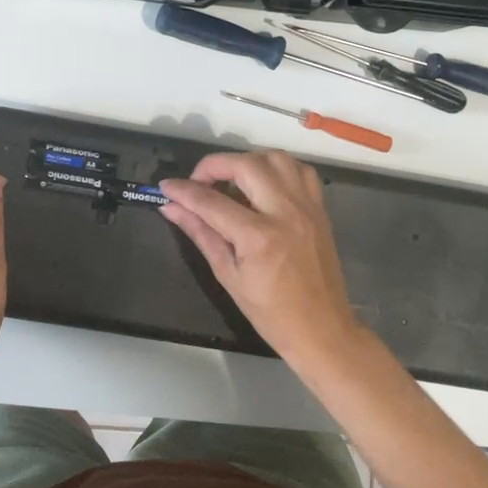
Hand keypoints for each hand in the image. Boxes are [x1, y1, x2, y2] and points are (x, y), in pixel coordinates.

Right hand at [159, 151, 360, 358]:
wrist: (322, 329)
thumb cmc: (270, 312)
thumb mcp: (227, 276)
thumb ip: (201, 233)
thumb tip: (171, 207)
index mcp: (258, 237)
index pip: (212, 201)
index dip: (184, 190)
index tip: (166, 186)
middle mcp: (285, 213)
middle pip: (246, 165)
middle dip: (214, 166)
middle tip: (199, 183)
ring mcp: (307, 208)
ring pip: (276, 158)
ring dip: (247, 161)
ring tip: (232, 180)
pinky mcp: (320, 209)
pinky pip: (300, 170)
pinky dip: (276, 168)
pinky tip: (263, 184)